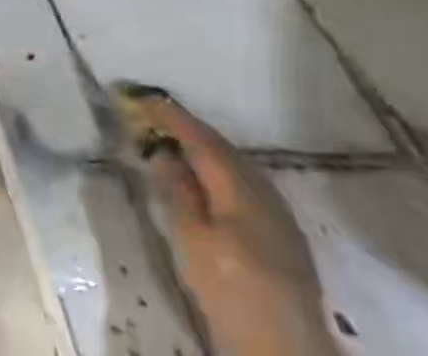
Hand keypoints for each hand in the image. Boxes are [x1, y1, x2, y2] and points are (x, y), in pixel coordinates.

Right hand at [131, 91, 341, 355]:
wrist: (284, 347)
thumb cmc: (229, 287)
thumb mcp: (191, 239)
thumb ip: (179, 191)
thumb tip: (164, 152)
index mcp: (240, 189)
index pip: (202, 140)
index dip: (172, 116)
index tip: (143, 96)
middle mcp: (265, 192)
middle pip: (223, 149)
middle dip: (188, 128)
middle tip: (154, 115)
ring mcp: (279, 214)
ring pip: (238, 165)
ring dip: (205, 148)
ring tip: (174, 142)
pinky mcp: (283, 233)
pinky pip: (246, 183)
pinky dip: (220, 169)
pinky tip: (207, 178)